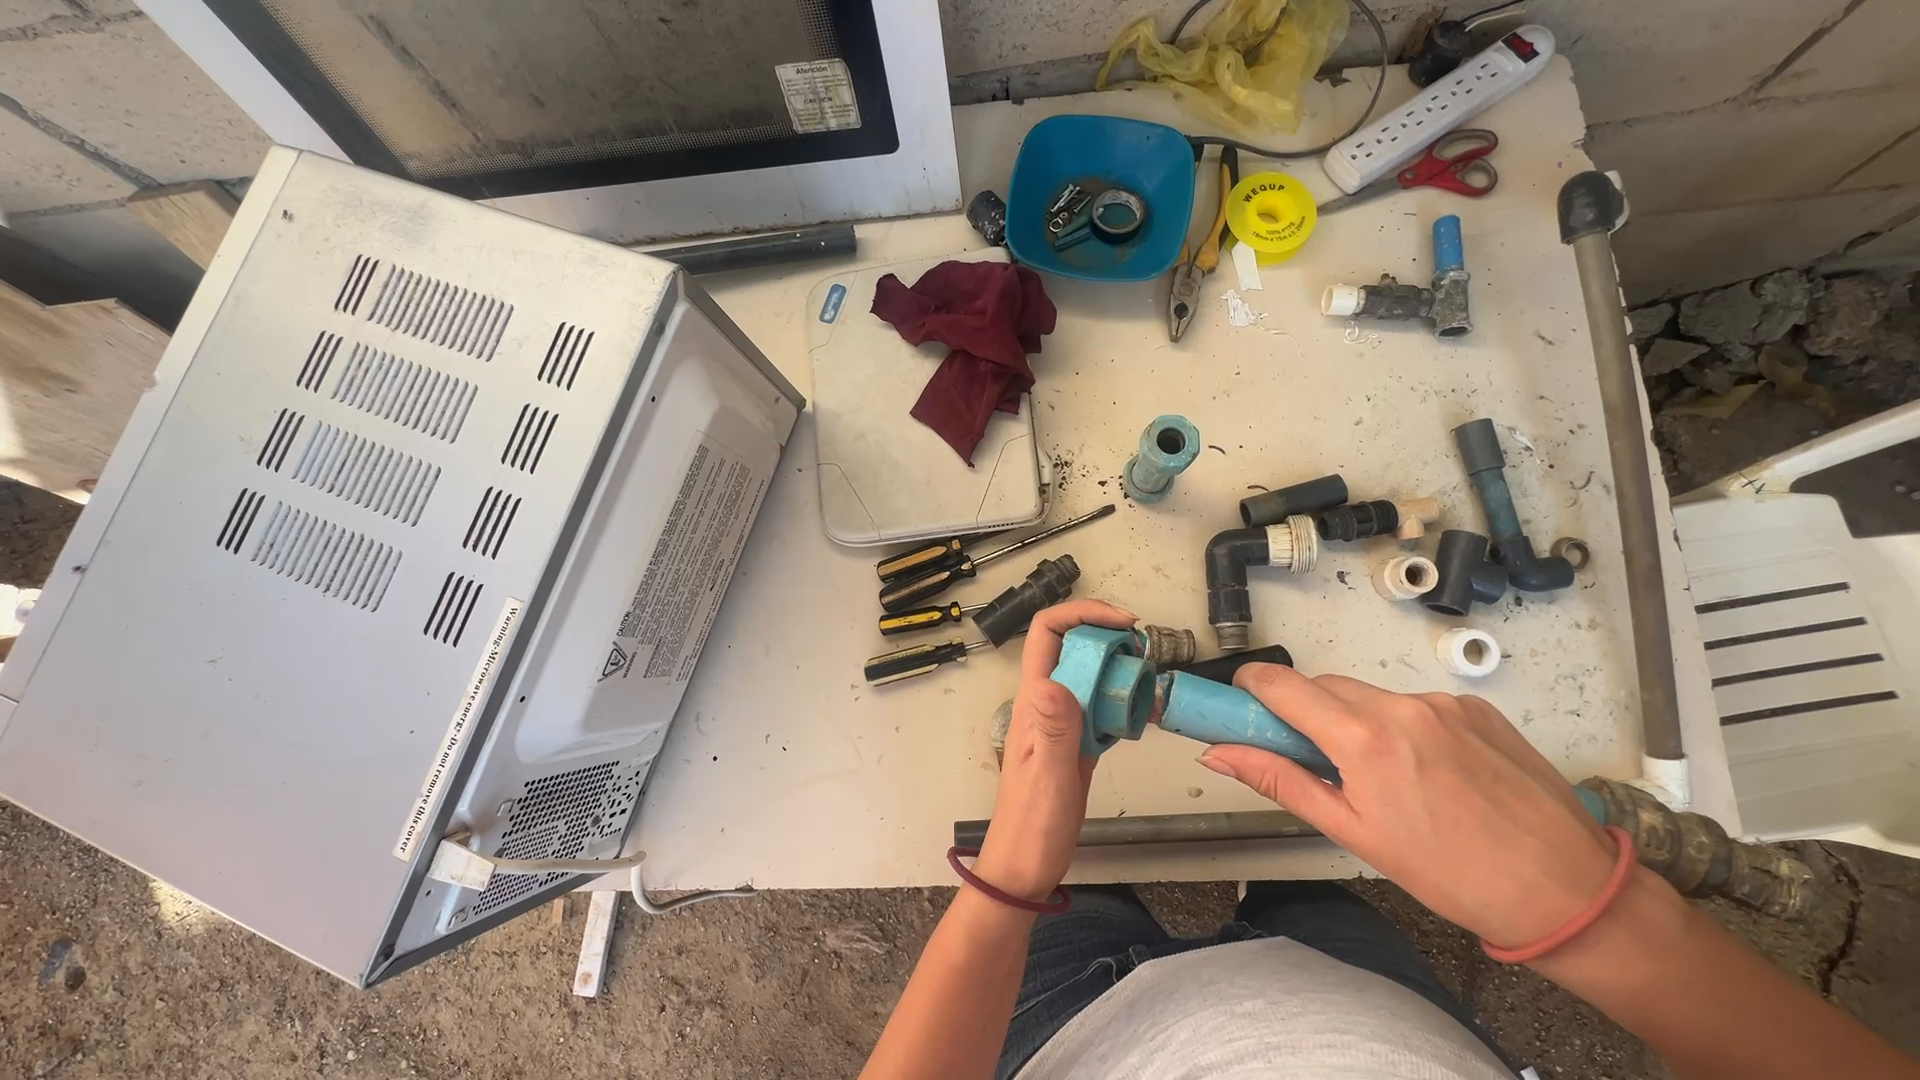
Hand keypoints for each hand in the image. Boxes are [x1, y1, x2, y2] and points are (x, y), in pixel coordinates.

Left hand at [972, 600, 1135, 901]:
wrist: (1025, 866)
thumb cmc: (1031, 826)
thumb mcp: (1047, 776)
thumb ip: (1053, 730)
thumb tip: (1050, 682)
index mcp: (1033, 701)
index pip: (1047, 633)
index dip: (1083, 614)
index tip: (1124, 623)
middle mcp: (1046, 702)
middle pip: (1074, 646)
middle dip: (1109, 636)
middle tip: (1143, 653)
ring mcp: (1062, 721)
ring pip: (1090, 675)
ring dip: (1119, 668)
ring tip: (1148, 680)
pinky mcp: (1077, 741)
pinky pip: (1101, 707)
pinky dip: (1123, 702)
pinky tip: (1142, 714)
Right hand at [1198, 664, 1616, 949]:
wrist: (1567, 889)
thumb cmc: (1450, 874)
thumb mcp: (1352, 832)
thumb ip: (1280, 781)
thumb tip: (1219, 754)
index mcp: (1364, 738)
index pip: (1281, 685)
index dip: (1249, 686)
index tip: (1237, 703)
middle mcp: (1401, 705)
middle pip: (1324, 687)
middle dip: (1303, 711)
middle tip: (1305, 756)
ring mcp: (1443, 702)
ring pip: (1369, 695)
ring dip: (1354, 720)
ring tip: (1378, 776)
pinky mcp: (1476, 708)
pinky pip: (1414, 705)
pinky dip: (1400, 726)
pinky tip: (1424, 770)